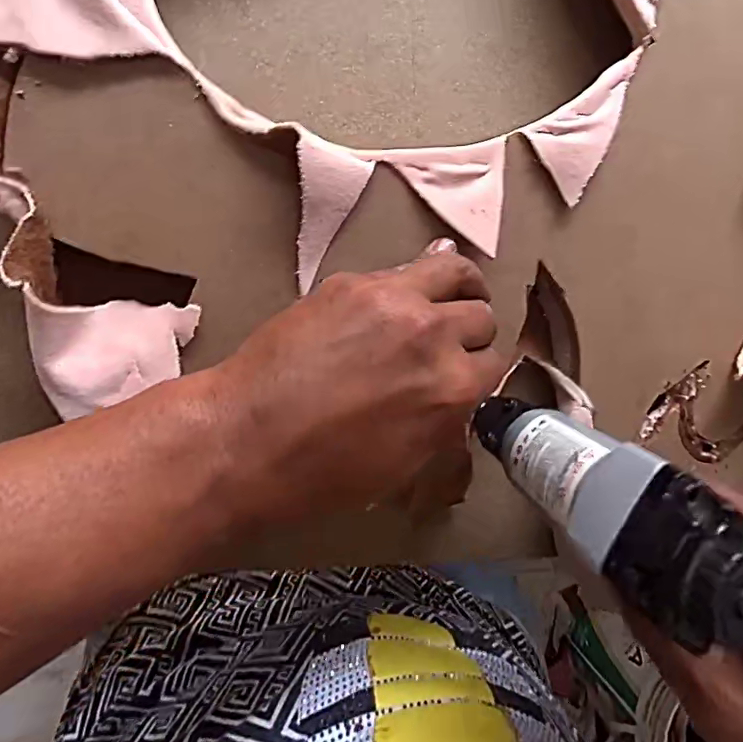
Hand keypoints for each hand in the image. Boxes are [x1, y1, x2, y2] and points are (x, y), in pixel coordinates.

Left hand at [202, 240, 510, 526]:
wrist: (247, 439)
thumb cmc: (322, 470)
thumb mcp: (406, 463)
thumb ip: (446, 421)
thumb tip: (459, 395)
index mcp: (452, 387)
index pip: (496, 364)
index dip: (479, 372)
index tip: (466, 373)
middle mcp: (432, 335)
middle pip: (481, 316)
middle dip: (469, 335)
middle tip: (448, 345)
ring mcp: (392, 300)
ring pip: (455, 271)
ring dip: (459, 287)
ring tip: (447, 297)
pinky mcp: (352, 281)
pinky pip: (401, 271)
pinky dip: (407, 285)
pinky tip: (392, 302)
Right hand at [624, 479, 742, 741]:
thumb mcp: (718, 700)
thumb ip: (658, 628)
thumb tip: (615, 571)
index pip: (700, 495)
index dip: (650, 505)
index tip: (618, 522)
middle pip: (727, 511)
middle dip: (686, 539)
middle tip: (661, 583)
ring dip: (723, 556)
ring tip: (705, 608)